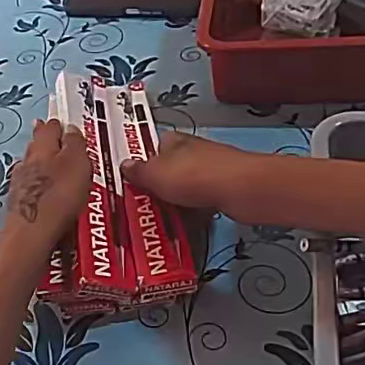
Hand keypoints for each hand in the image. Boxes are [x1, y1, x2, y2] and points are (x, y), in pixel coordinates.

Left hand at [0, 119, 91, 262]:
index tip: (66, 124)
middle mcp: (27, 161)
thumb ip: (75, 144)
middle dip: (48, 142)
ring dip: (42, 163)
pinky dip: (39, 185)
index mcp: (43, 147)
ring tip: (54, 165)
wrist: (33, 234)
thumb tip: (70, 129)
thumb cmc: (60, 195)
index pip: (51, 127)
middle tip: (58, 140)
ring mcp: (20, 183)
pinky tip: (44, 191)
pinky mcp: (19, 204)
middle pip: (38, 146)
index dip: (59, 124)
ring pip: (33, 166)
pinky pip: (31, 187)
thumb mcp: (78, 163)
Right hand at [120, 131, 264, 213]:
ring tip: (162, 220)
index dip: (142, 165)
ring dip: (176, 202)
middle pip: (169, 170)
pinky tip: (187, 224)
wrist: (241, 190)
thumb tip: (124, 165)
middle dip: (159, 188)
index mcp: (173, 140)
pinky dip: (194, 211)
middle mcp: (192, 151)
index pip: (152, 148)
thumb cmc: (193, 177)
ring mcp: (211, 169)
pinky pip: (202, 201)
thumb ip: (138, 171)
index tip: (132, 184)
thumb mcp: (155, 174)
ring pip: (186, 187)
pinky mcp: (225, 188)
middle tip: (144, 207)